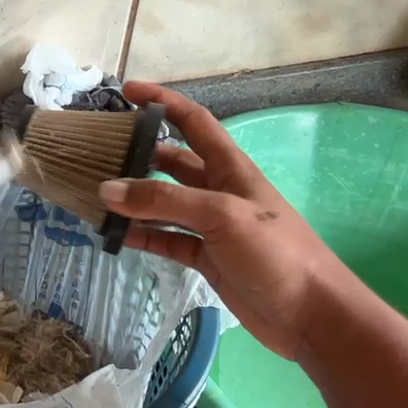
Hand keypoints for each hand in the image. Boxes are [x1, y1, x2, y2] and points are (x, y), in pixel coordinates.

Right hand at [99, 81, 357, 360]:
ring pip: (164, 203)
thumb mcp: (220, 215)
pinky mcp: (206, 257)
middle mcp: (219, 191)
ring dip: (134, 199)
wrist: (312, 316)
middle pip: (172, 162)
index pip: (194, 121)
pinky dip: (141, 236)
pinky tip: (115, 236)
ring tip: (95, 196)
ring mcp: (212, 225)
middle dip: (138, 153)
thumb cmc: (276, 253)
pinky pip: (165, 238)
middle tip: (97, 153)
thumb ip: (163, 200)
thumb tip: (106, 189)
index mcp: (231, 168)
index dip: (162, 102)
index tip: (126, 91)